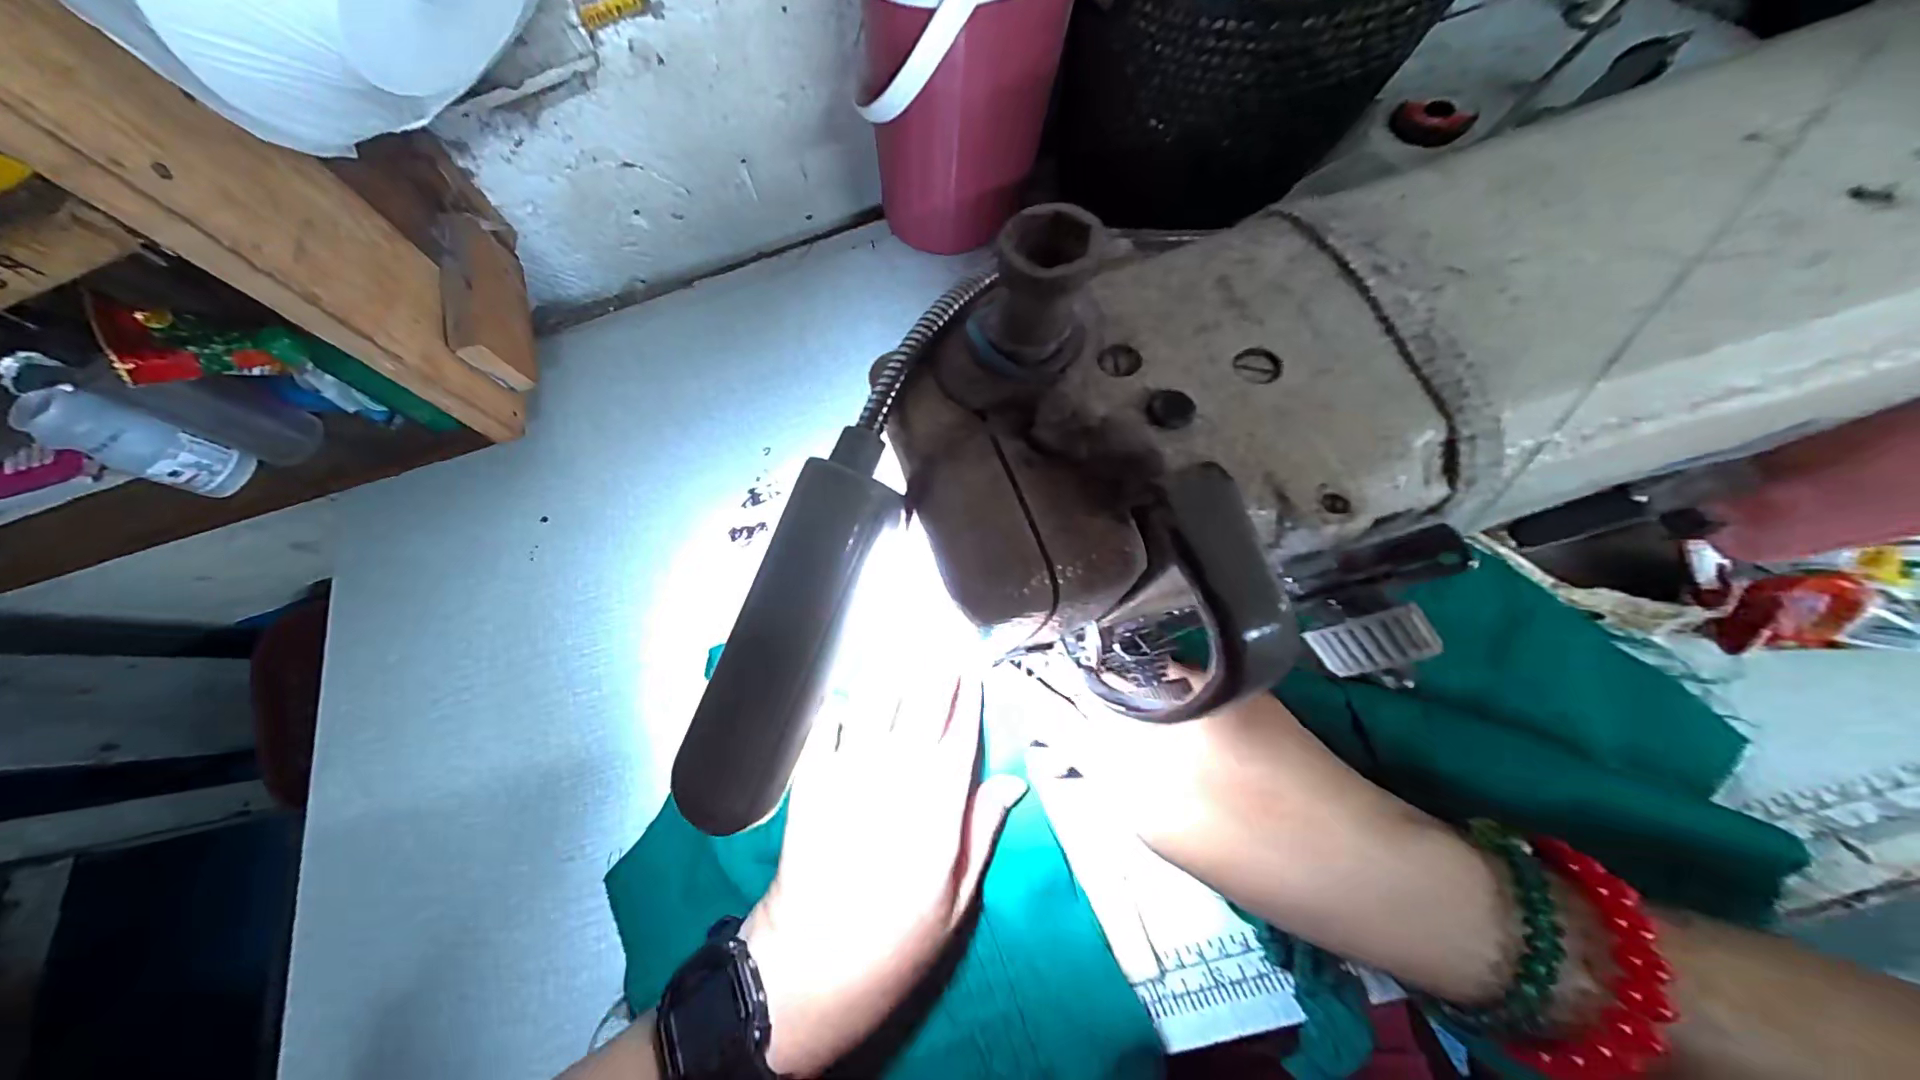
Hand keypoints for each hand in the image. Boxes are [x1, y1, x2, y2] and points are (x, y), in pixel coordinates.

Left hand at [741, 669, 1028, 1076]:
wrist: (810, 967)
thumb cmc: (895, 941)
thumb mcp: (956, 900)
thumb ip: (982, 831)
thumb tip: (1011, 783)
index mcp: (939, 806)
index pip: (961, 732)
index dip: (970, 695)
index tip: (973, 667)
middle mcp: (898, 777)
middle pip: (921, 704)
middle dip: (935, 668)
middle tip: (941, 642)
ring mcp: (849, 773)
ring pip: (874, 702)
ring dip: (890, 671)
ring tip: (900, 648)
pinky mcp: (810, 781)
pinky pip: (825, 725)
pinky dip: (838, 703)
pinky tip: (847, 691)